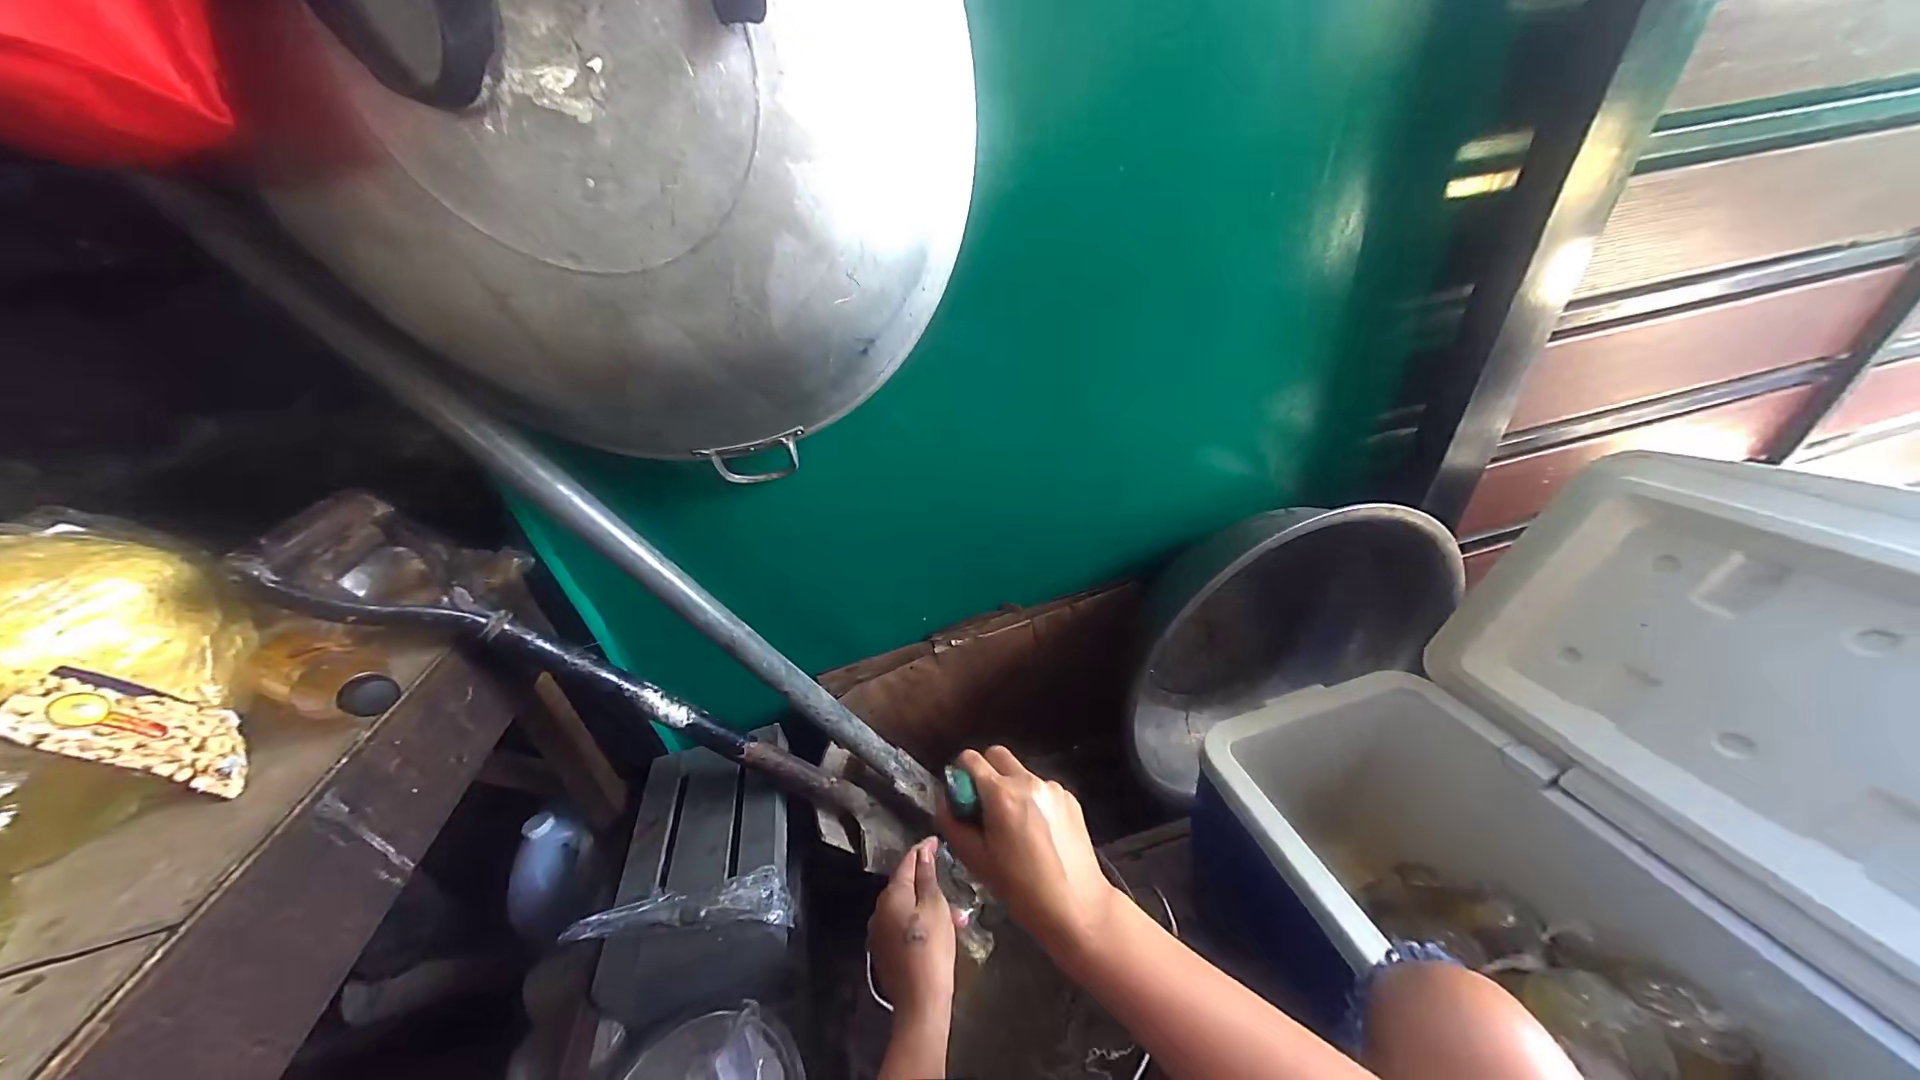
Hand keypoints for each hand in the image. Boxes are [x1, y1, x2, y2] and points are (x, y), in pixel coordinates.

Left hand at [868, 837, 958, 1021]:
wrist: (920, 1001)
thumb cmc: (931, 946)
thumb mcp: (935, 905)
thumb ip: (927, 875)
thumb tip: (923, 851)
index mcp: (891, 894)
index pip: (907, 861)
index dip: (923, 849)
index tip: (936, 840)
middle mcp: (879, 909)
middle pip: (905, 885)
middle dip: (928, 881)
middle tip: (952, 883)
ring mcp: (879, 932)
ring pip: (907, 907)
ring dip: (928, 905)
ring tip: (955, 917)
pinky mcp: (884, 951)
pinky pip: (903, 924)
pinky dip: (920, 921)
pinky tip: (939, 932)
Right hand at [936, 746, 1121, 959]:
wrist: (1077, 906)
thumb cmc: (1021, 888)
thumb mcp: (975, 860)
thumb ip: (952, 823)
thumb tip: (944, 799)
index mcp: (1001, 794)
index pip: (970, 758)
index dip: (961, 774)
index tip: (963, 797)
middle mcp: (1027, 781)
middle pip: (997, 754)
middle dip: (985, 772)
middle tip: (985, 806)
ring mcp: (1052, 788)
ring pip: (1020, 772)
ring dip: (1011, 788)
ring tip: (1016, 828)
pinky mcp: (1070, 798)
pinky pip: (1041, 788)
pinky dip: (1033, 800)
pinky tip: (1039, 833)